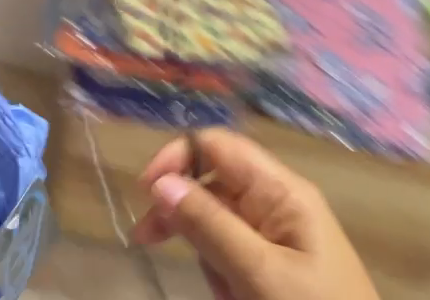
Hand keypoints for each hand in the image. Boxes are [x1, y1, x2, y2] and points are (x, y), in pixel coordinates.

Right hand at [133, 129, 378, 299]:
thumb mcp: (260, 274)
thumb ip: (210, 226)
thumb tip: (160, 182)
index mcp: (282, 191)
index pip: (220, 146)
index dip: (179, 156)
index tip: (147, 190)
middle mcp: (277, 204)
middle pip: (212, 184)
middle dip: (183, 211)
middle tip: (148, 239)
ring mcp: (276, 236)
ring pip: (216, 223)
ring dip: (206, 253)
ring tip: (222, 293)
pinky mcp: (273, 267)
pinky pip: (230, 254)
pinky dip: (221, 274)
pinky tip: (231, 297)